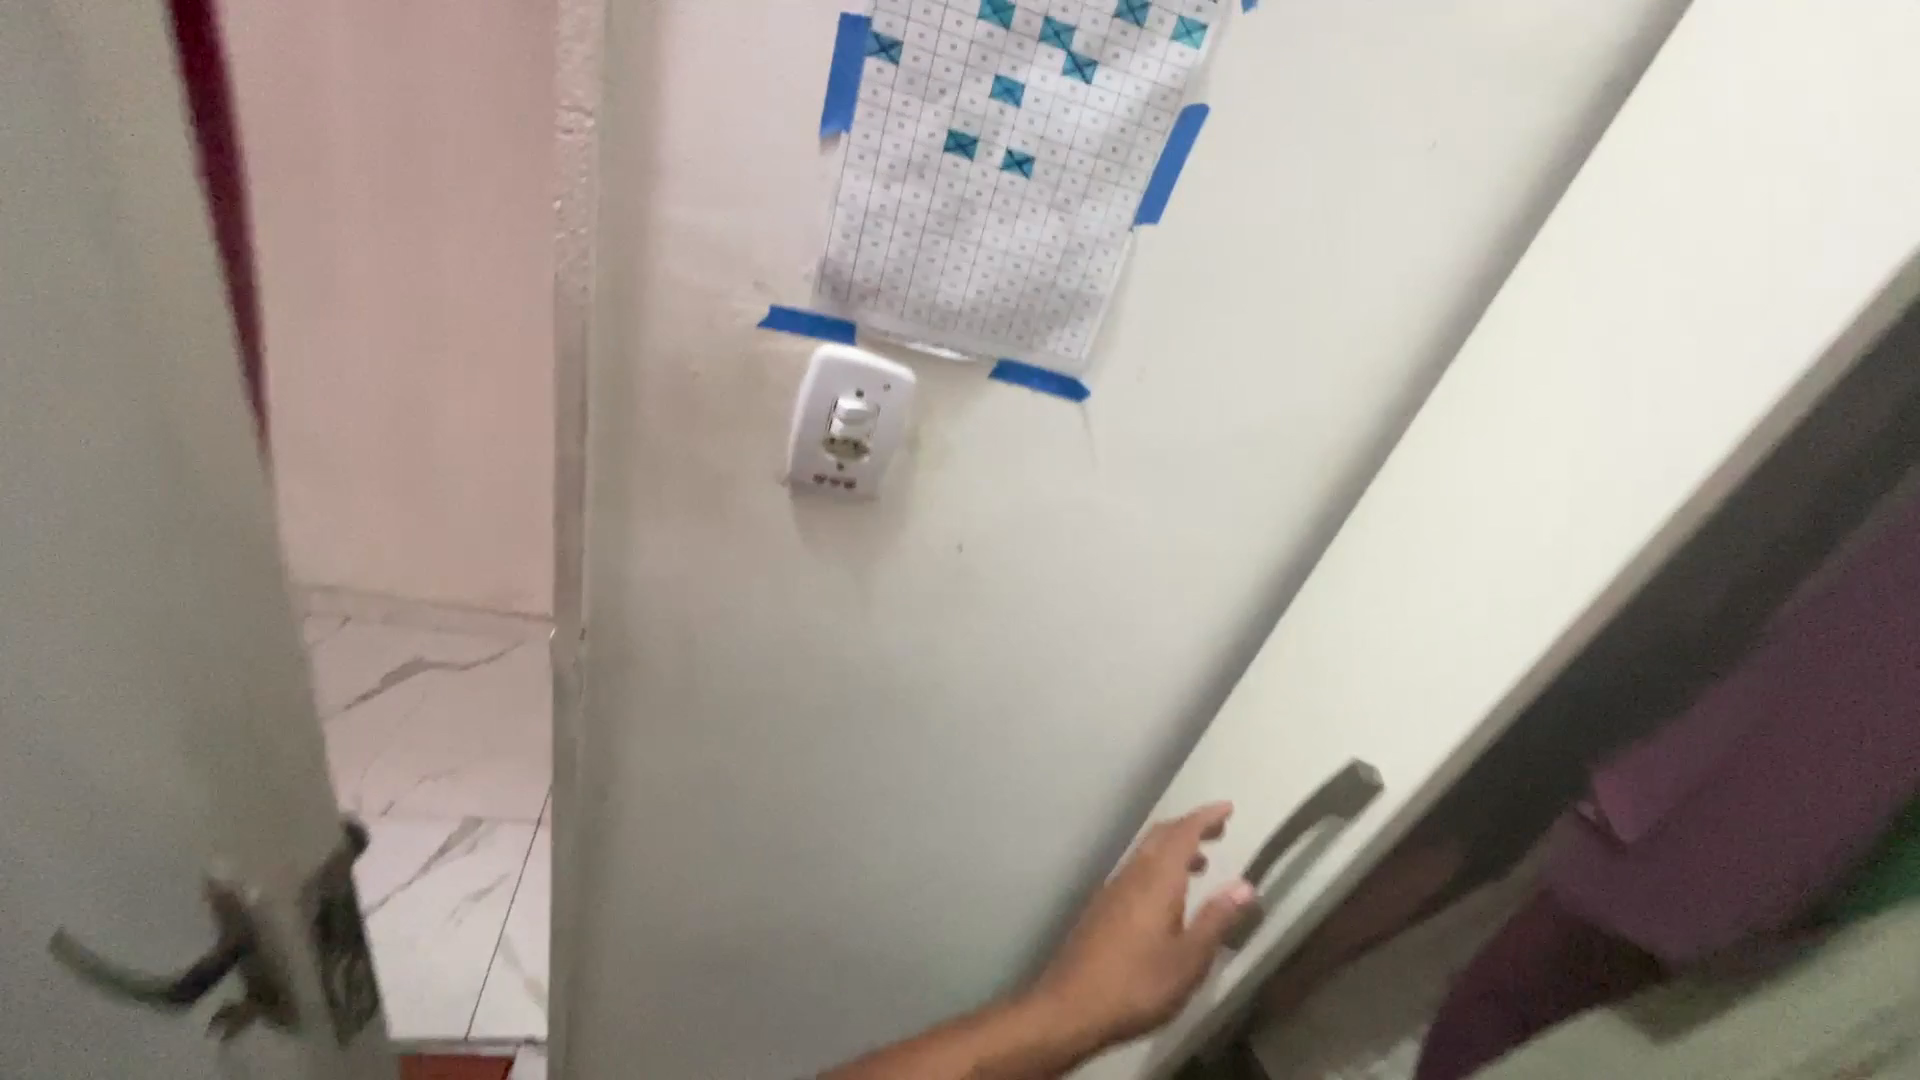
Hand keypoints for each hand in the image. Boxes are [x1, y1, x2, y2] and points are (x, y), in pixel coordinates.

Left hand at [1029, 802, 1255, 1048]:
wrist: (1072, 1004)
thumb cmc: (1138, 984)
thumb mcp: (1189, 960)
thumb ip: (1216, 919)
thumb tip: (1245, 884)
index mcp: (1156, 880)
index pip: (1183, 833)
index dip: (1205, 817)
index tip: (1227, 808)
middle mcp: (1132, 874)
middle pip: (1161, 835)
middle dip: (1190, 827)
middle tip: (1219, 829)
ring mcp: (1112, 888)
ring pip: (1146, 851)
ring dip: (1174, 847)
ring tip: (1202, 863)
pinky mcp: (1102, 906)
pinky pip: (1135, 869)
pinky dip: (1158, 866)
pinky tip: (1167, 895)